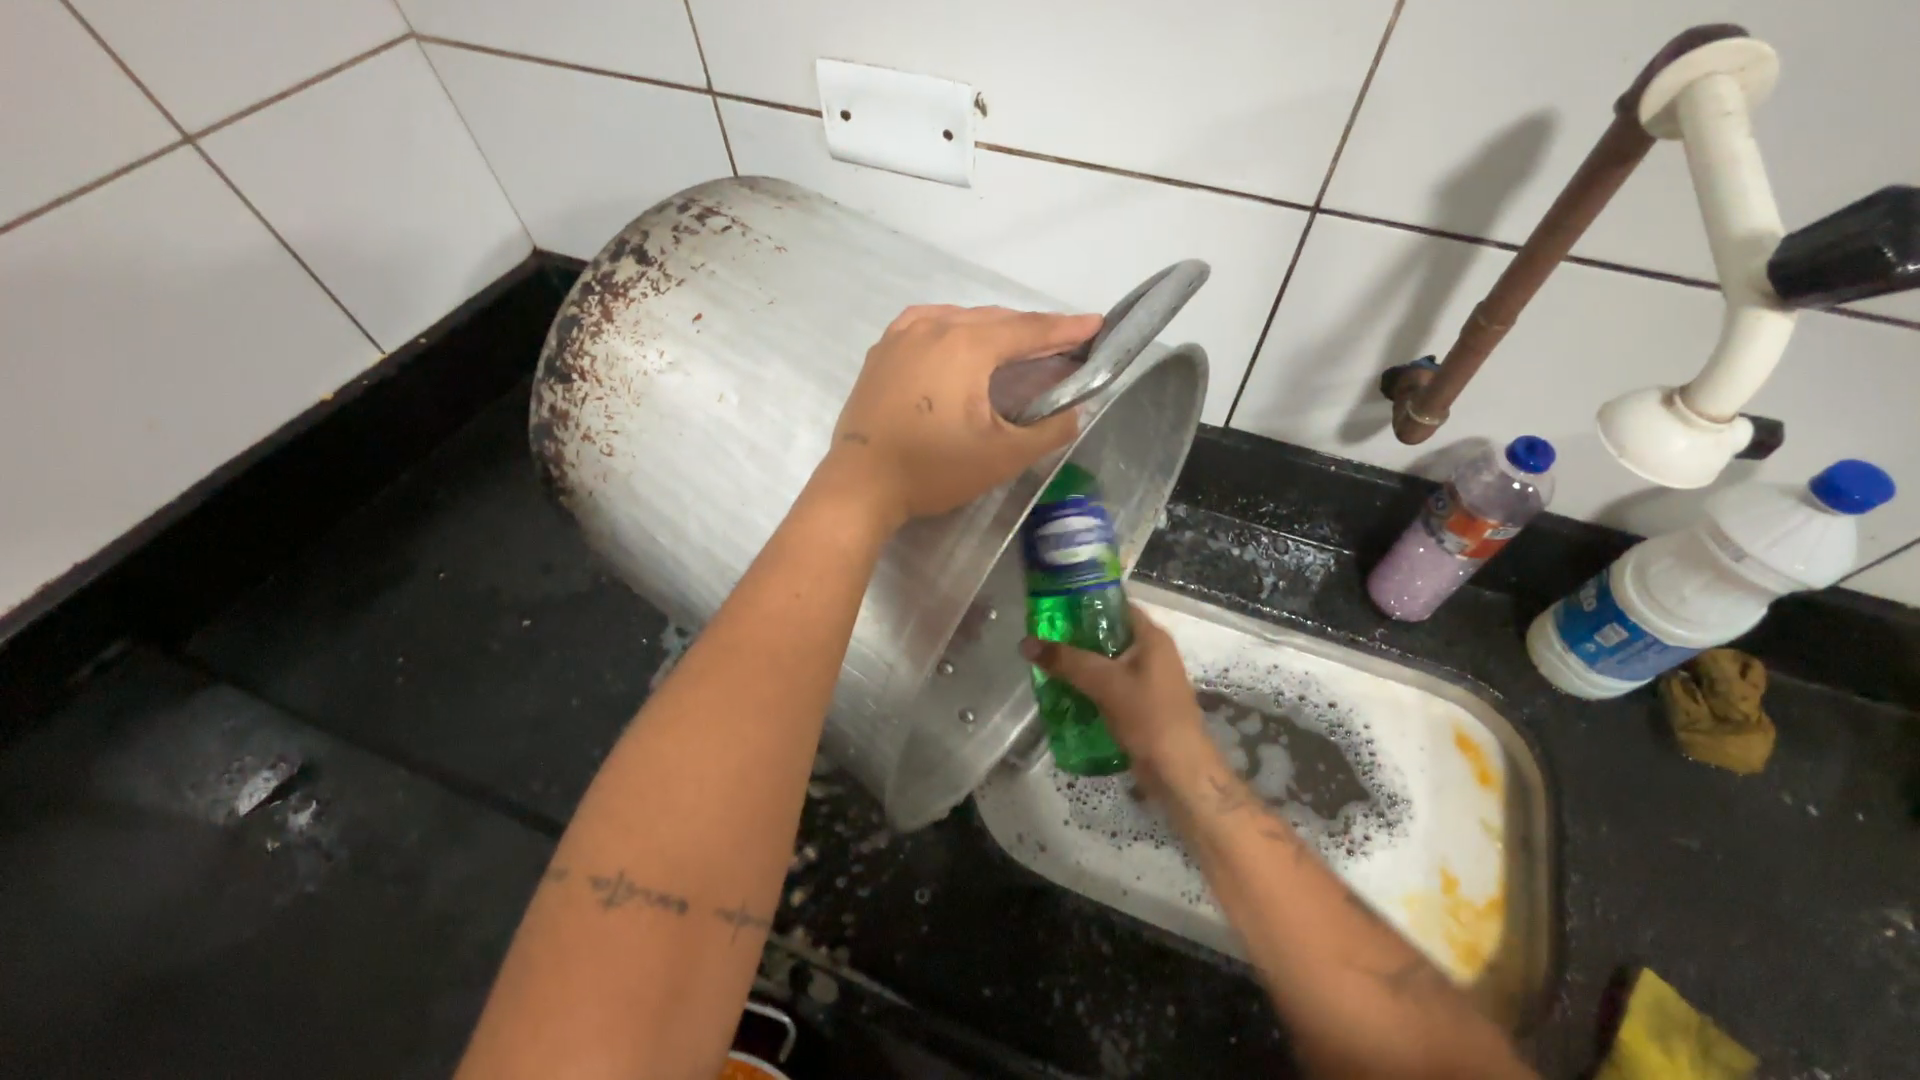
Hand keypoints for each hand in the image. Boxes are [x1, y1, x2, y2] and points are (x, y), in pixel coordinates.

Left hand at [821, 305, 1102, 528]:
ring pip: (961, 318)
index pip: (1028, 330)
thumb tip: (1076, 412)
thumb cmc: (933, 470)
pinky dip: (955, 328)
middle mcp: (933, 326)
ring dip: (994, 328)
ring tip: (1019, 345)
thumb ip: (1049, 430)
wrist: (861, 485)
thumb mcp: (1002, 456)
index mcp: (966, 344)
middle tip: (1064, 341)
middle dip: (1032, 329)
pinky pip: (929, 324)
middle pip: (996, 320)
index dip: (1066, 328)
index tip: (1097, 324)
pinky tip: (961, 340)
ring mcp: (901, 335)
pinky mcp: (882, 351)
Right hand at [1019, 609, 1214, 783]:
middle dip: (1078, 637)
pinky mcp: (1143, 704)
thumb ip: (1066, 661)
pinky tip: (1067, 693)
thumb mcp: (1104, 683)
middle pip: (1110, 634)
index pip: (1116, 605)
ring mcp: (1150, 680)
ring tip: (1049, 665)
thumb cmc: (1148, 716)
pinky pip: (1112, 686)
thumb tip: (1026, 642)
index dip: (1086, 603)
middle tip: (1044, 639)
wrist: (1178, 769)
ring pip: (1109, 662)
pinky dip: (1092, 686)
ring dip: (1083, 664)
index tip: (1054, 607)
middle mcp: (1154, 653)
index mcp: (1151, 637)